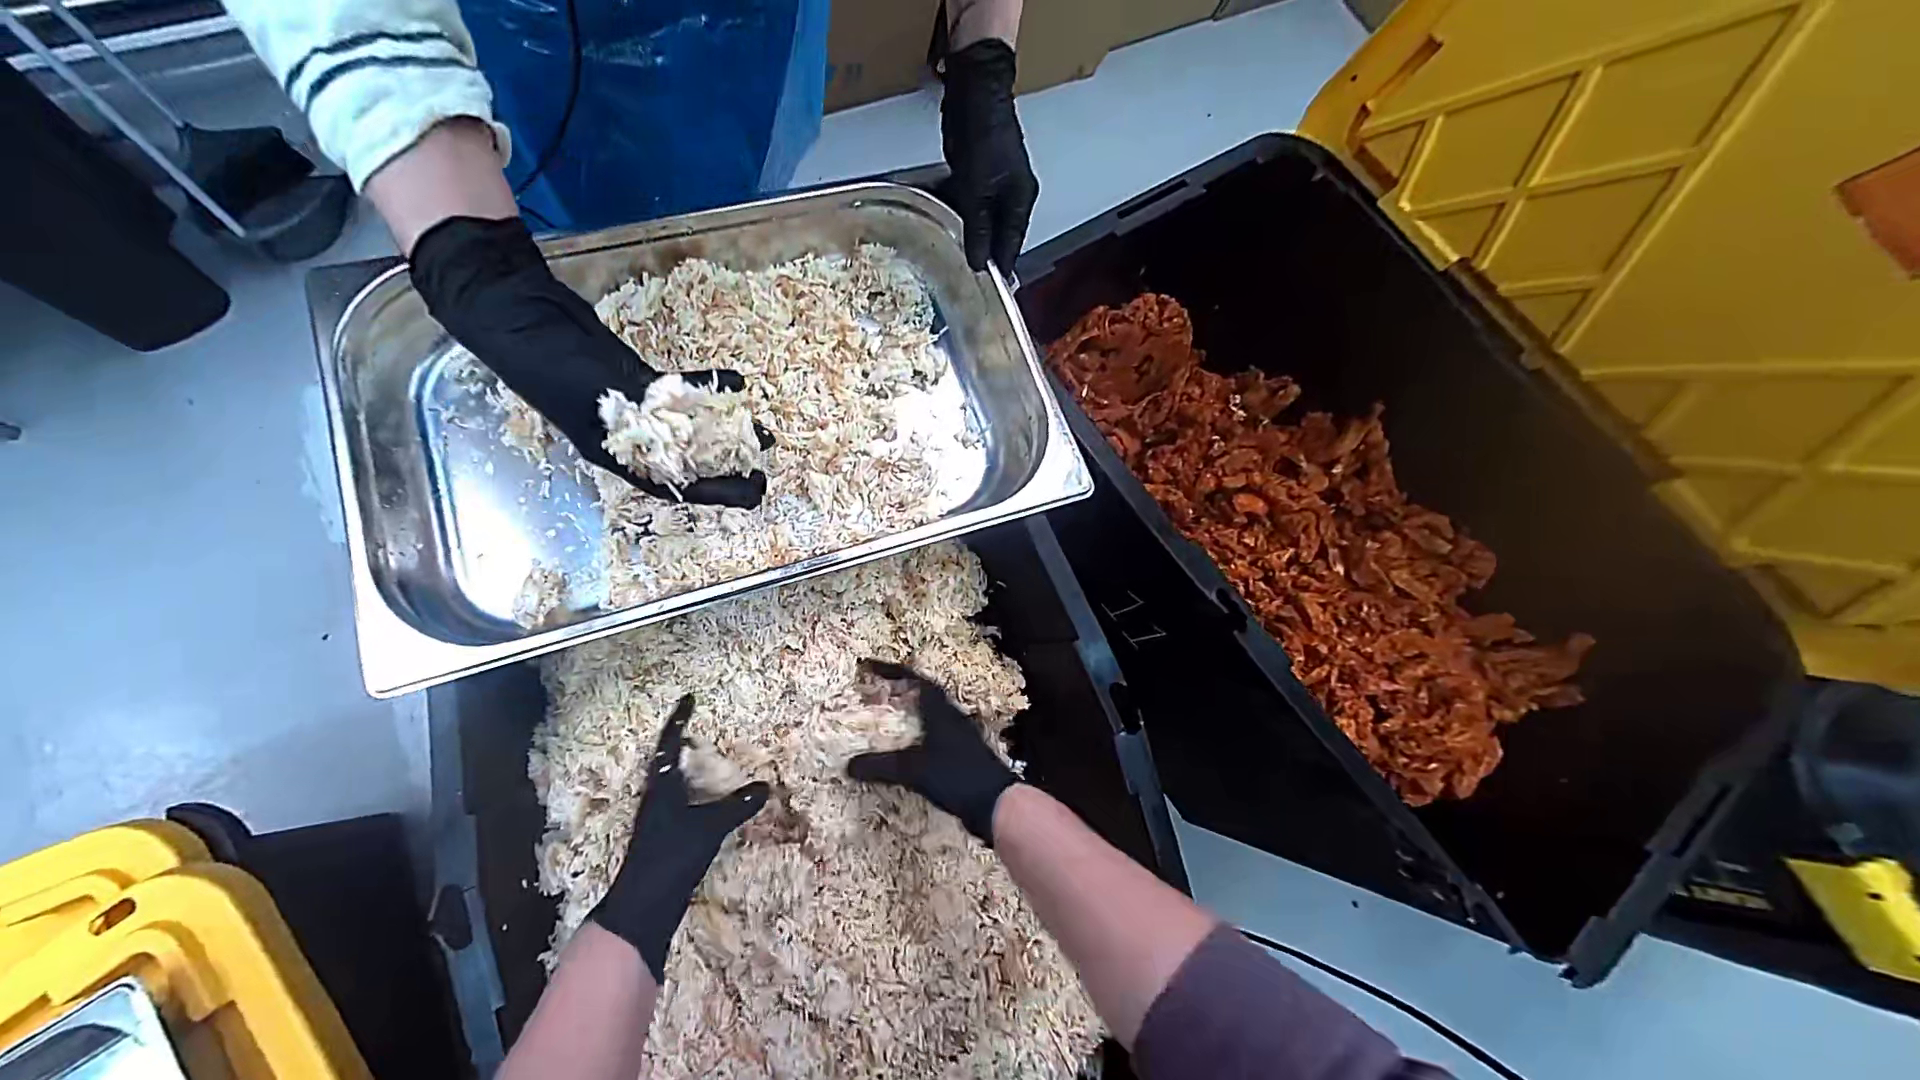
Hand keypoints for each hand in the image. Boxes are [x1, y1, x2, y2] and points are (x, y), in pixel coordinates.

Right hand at [408, 215, 768, 507]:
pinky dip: (708, 386)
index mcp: (618, 456)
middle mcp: (631, 438)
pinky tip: (735, 381)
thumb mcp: (596, 399)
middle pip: (691, 460)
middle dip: (731, 463)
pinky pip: (682, 390)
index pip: (678, 486)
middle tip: (767, 458)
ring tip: (761, 428)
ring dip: (726, 427)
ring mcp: (636, 408)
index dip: (719, 493)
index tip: (755, 492)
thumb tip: (683, 437)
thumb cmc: (546, 362)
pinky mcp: (638, 379)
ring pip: (692, 426)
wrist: (517, 310)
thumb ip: (638, 418)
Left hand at [589, 695, 767, 979]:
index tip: (689, 698)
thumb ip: (737, 807)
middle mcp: (656, 798)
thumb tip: (765, 786)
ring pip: (674, 781)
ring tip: (707, 754)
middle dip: (681, 740)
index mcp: (661, 789)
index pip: (669, 744)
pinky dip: (697, 789)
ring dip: (688, 765)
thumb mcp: (708, 828)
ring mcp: (659, 818)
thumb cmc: (670, 858)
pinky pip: (683, 800)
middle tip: (700, 723)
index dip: (679, 720)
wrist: (644, 907)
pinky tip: (710, 796)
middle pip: (667, 760)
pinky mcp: (666, 835)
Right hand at [846, 661, 1017, 843]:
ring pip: (931, 714)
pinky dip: (917, 734)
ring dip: (910, 710)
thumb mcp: (915, 770)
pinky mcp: (963, 756)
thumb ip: (882, 767)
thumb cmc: (958, 777)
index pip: (915, 681)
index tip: (870, 666)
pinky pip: (934, 735)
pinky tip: (908, 749)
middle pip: (925, 694)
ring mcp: (960, 737)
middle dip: (901, 688)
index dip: (893, 671)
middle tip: (878, 690)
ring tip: (890, 716)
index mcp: (941, 712)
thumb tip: (849, 766)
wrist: (998, 804)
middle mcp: (952, 718)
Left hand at [940, 39, 1037, 275]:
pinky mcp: (976, 176)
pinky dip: (955, 212)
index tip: (988, 291)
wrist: (975, 94)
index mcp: (1020, 203)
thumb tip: (978, 262)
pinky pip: (966, 204)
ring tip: (948, 252)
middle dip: (980, 253)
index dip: (999, 269)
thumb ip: (978, 229)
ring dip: (965, 233)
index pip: (1010, 247)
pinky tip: (942, 220)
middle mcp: (1010, 198)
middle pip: (995, 236)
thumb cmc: (985, 135)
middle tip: (962, 275)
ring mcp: (993, 187)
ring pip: (979, 221)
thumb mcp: (979, 192)